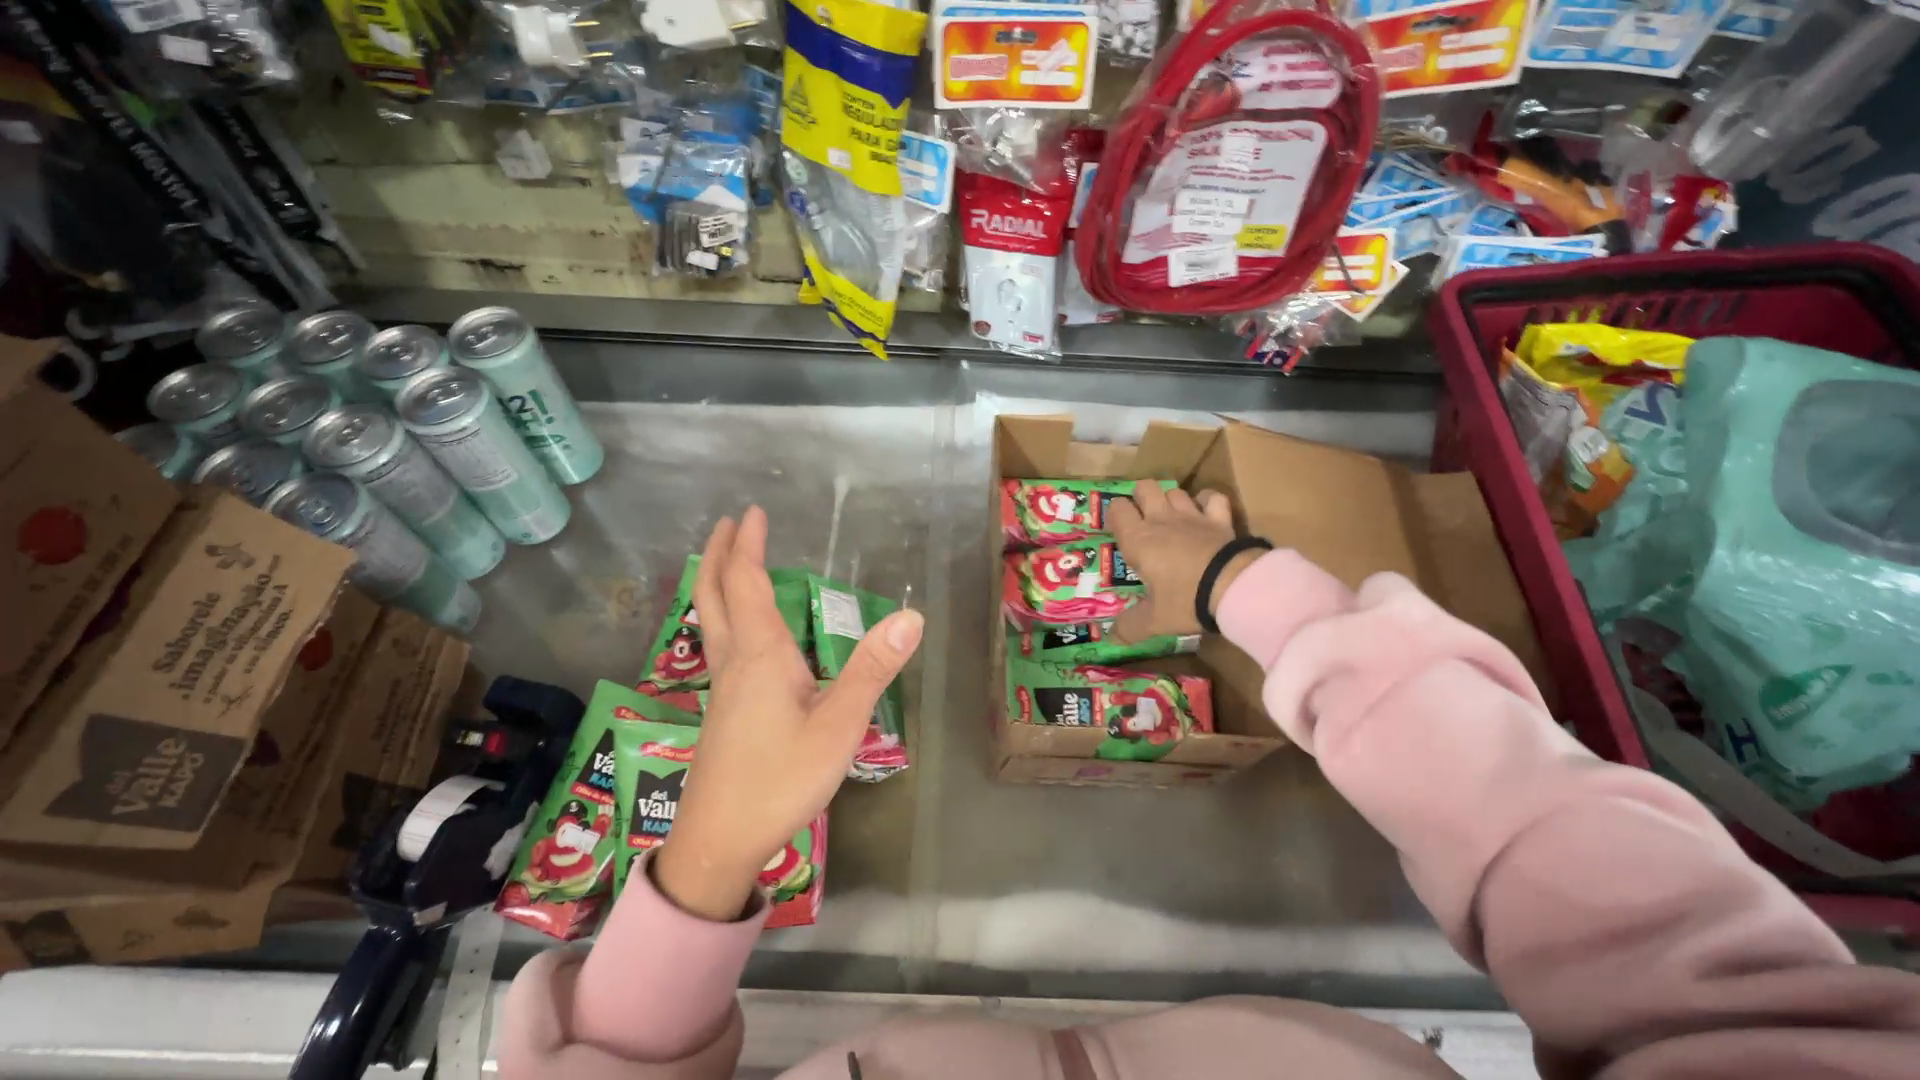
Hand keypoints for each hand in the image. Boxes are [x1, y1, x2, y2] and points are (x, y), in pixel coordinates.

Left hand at [653, 506, 923, 921]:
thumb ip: (871, 670)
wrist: (720, 839)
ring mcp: (722, 689)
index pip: (748, 583)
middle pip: (714, 595)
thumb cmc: (781, 779)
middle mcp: (734, 662)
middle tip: (727, 525)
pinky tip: (740, 637)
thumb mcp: (839, 726)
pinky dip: (723, 617)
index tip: (752, 512)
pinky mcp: (721, 712)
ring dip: (715, 584)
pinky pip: (718, 645)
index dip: (749, 545)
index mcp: (760, 654)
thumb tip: (911, 616)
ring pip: (710, 621)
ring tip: (727, 566)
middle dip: (719, 556)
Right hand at [1106, 484, 1257, 641]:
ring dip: (1172, 500)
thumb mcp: (1154, 620)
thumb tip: (1112, 638)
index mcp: (1138, 539)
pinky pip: (1212, 496)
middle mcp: (1162, 520)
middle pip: (1145, 487)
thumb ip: (1131, 627)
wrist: (1233, 588)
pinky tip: (1205, 511)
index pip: (1117, 509)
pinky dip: (1207, 500)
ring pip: (1176, 491)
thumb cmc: (1185, 600)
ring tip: (1174, 518)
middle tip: (1145, 520)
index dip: (1116, 515)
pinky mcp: (1220, 518)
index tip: (1119, 532)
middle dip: (1142, 498)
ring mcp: (1193, 515)